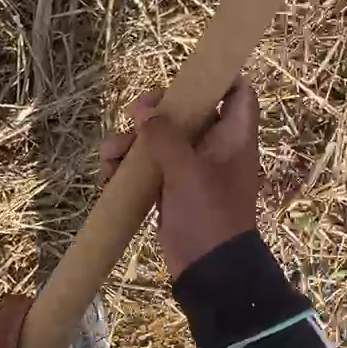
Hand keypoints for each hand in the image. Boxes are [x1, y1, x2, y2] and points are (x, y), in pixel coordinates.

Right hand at [99, 75, 260, 276]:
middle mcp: (214, 149)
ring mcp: (192, 171)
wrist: (208, 271)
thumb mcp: (186, 171)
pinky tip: (109, 177)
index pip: (237, 94)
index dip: (218, 79)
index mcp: (232, 138)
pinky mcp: (172, 191)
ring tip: (109, 156)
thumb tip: (144, 109)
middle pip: (187, 113)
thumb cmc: (208, 214)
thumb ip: (164, 136)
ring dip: (132, 144)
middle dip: (155, 114)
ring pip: (160, 141)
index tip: (186, 77)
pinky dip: (128, 169)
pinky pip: (148, 168)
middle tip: (133, 116)